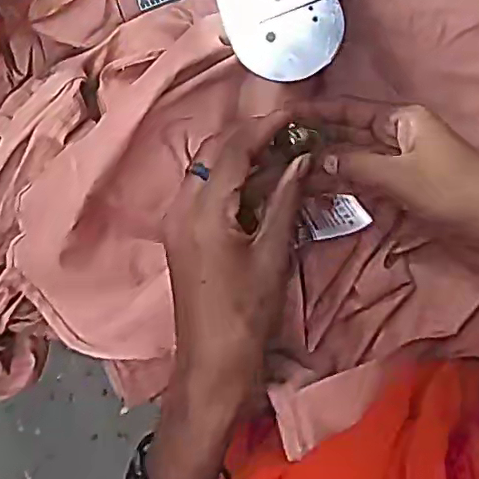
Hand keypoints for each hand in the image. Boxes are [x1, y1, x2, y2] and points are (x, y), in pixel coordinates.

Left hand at [162, 110, 312, 412]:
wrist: (212, 364)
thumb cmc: (247, 313)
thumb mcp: (273, 253)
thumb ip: (285, 199)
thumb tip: (301, 158)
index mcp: (202, 210)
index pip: (232, 148)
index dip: (265, 126)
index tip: (295, 115)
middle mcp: (181, 206)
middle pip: (213, 151)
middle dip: (251, 135)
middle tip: (291, 132)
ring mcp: (176, 219)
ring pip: (207, 167)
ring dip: (240, 154)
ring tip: (281, 151)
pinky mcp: (180, 232)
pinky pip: (204, 189)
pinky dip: (231, 177)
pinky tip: (259, 181)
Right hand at [301, 101, 478, 294]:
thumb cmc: (459, 196)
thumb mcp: (403, 178)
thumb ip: (356, 164)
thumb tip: (315, 156)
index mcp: (404, 120)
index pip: (350, 110)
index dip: (317, 112)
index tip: (282, 117)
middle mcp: (400, 138)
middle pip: (348, 135)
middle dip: (314, 142)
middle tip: (273, 152)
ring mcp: (401, 167)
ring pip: (353, 161)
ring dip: (324, 167)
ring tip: (283, 173)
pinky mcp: (404, 193)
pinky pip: (364, 184)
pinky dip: (342, 186)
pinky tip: (314, 192)